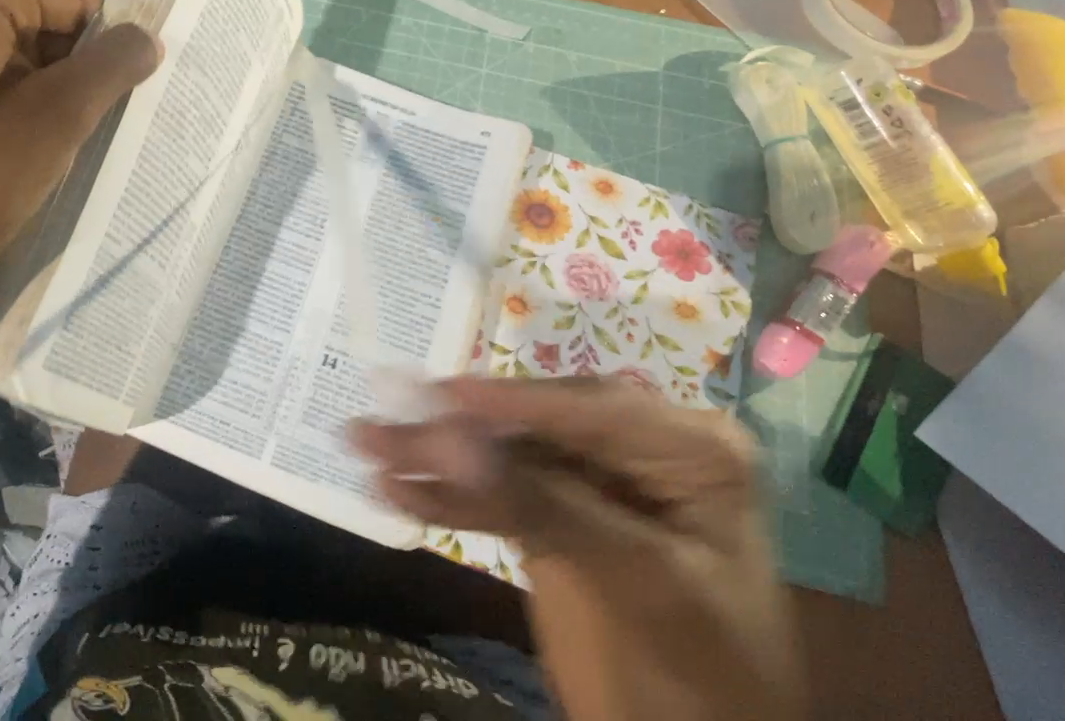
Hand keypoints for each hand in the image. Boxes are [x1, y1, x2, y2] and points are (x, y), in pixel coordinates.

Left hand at [0, 0, 161, 305]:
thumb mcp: (58, 116)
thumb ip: (113, 65)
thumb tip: (151, 37)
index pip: (75, 1)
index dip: (111, 43)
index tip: (137, 91)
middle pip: (54, 29)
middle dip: (88, 72)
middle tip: (116, 120)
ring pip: (36, 66)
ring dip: (68, 100)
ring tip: (87, 141)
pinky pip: (10, 93)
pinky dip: (40, 117)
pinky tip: (53, 155)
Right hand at [351, 378, 802, 719]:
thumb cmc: (701, 671)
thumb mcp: (634, 579)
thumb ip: (543, 504)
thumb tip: (453, 440)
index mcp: (691, 450)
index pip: (591, 411)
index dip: (508, 401)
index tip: (436, 393)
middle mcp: (639, 450)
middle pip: (533, 428)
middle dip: (453, 431)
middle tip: (377, 425)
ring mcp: (594, 483)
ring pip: (504, 459)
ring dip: (435, 459)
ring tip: (364, 447)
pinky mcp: (557, 516)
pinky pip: (498, 498)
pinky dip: (449, 499)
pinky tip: (397, 493)